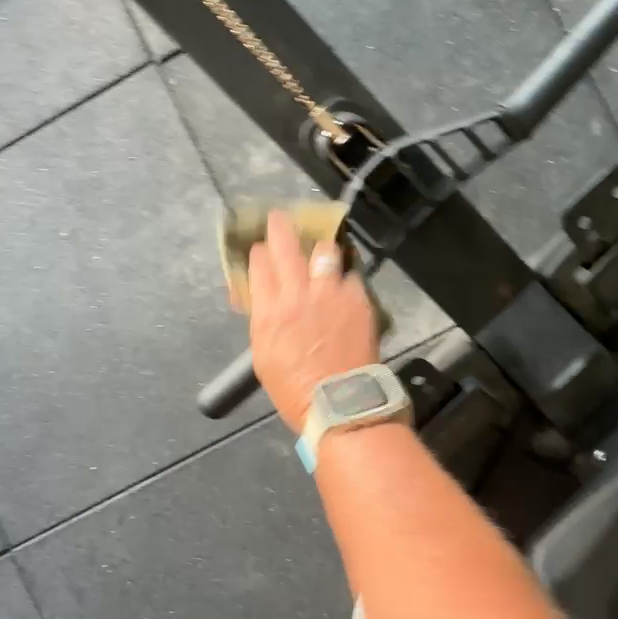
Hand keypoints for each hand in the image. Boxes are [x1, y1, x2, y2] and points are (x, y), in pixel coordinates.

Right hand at [247, 209, 378, 433]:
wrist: (340, 401)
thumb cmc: (294, 389)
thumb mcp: (264, 356)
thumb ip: (264, 321)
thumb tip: (264, 302)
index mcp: (269, 310)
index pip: (259, 265)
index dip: (259, 253)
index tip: (261, 248)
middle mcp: (298, 294)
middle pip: (285, 247)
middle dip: (280, 227)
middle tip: (279, 217)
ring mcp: (331, 293)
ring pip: (324, 253)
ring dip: (320, 247)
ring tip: (322, 247)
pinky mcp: (358, 300)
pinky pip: (351, 276)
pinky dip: (346, 277)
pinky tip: (346, 281)